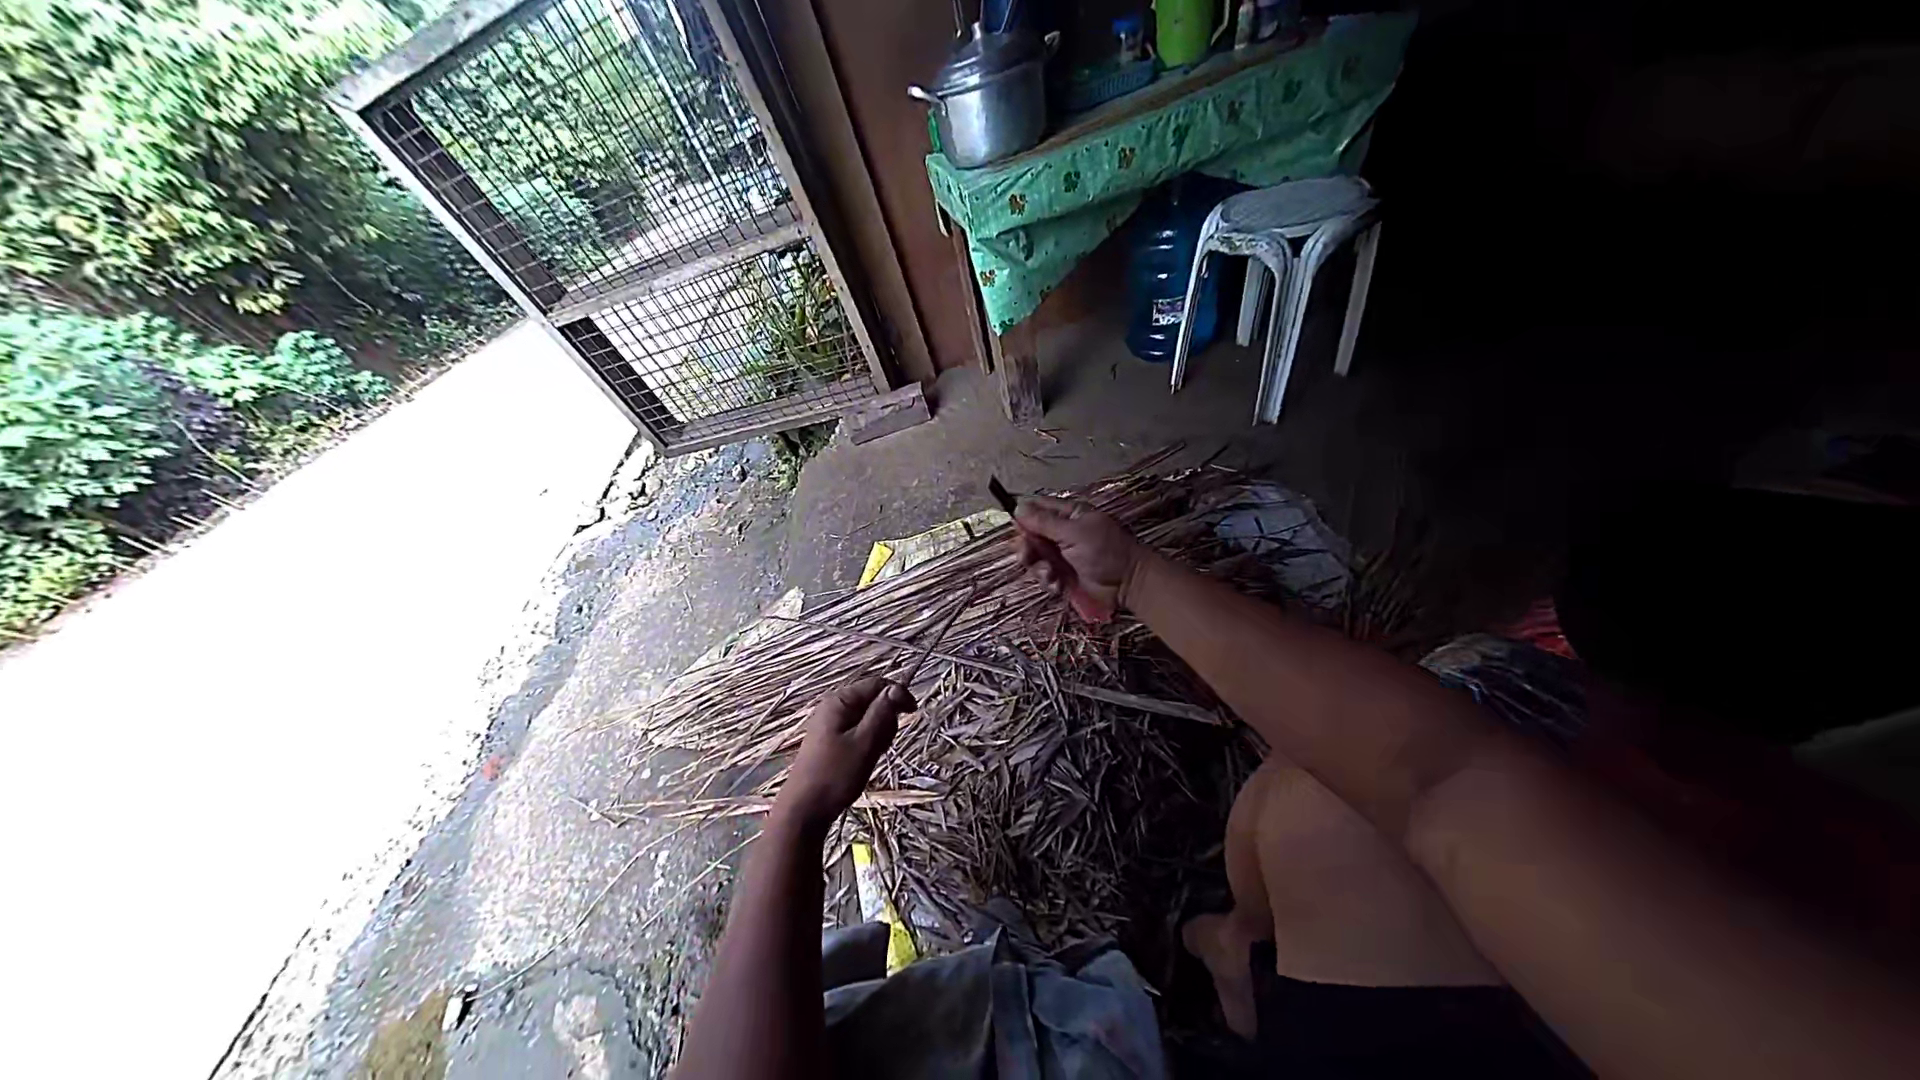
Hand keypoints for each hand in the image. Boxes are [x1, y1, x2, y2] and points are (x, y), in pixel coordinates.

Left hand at [776, 677, 915, 828]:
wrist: (805, 810)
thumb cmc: (835, 775)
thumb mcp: (864, 742)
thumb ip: (881, 713)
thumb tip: (897, 688)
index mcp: (839, 701)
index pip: (877, 684)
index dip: (898, 694)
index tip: (914, 713)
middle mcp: (834, 707)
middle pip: (873, 700)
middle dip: (886, 718)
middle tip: (882, 744)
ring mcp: (832, 724)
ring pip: (868, 718)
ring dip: (878, 733)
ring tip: (872, 755)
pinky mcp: (832, 740)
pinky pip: (859, 732)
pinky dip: (868, 742)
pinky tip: (864, 759)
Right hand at [1013, 496, 1144, 615]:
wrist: (1127, 583)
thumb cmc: (1104, 550)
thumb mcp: (1073, 533)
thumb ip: (1044, 522)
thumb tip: (1018, 506)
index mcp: (1067, 515)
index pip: (1037, 508)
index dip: (1023, 515)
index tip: (1015, 526)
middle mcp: (1061, 533)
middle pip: (1030, 535)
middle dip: (1026, 547)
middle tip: (1027, 556)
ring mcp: (1061, 555)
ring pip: (1034, 557)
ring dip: (1038, 567)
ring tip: (1050, 575)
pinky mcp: (1062, 575)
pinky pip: (1044, 575)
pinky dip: (1048, 581)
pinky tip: (1058, 585)